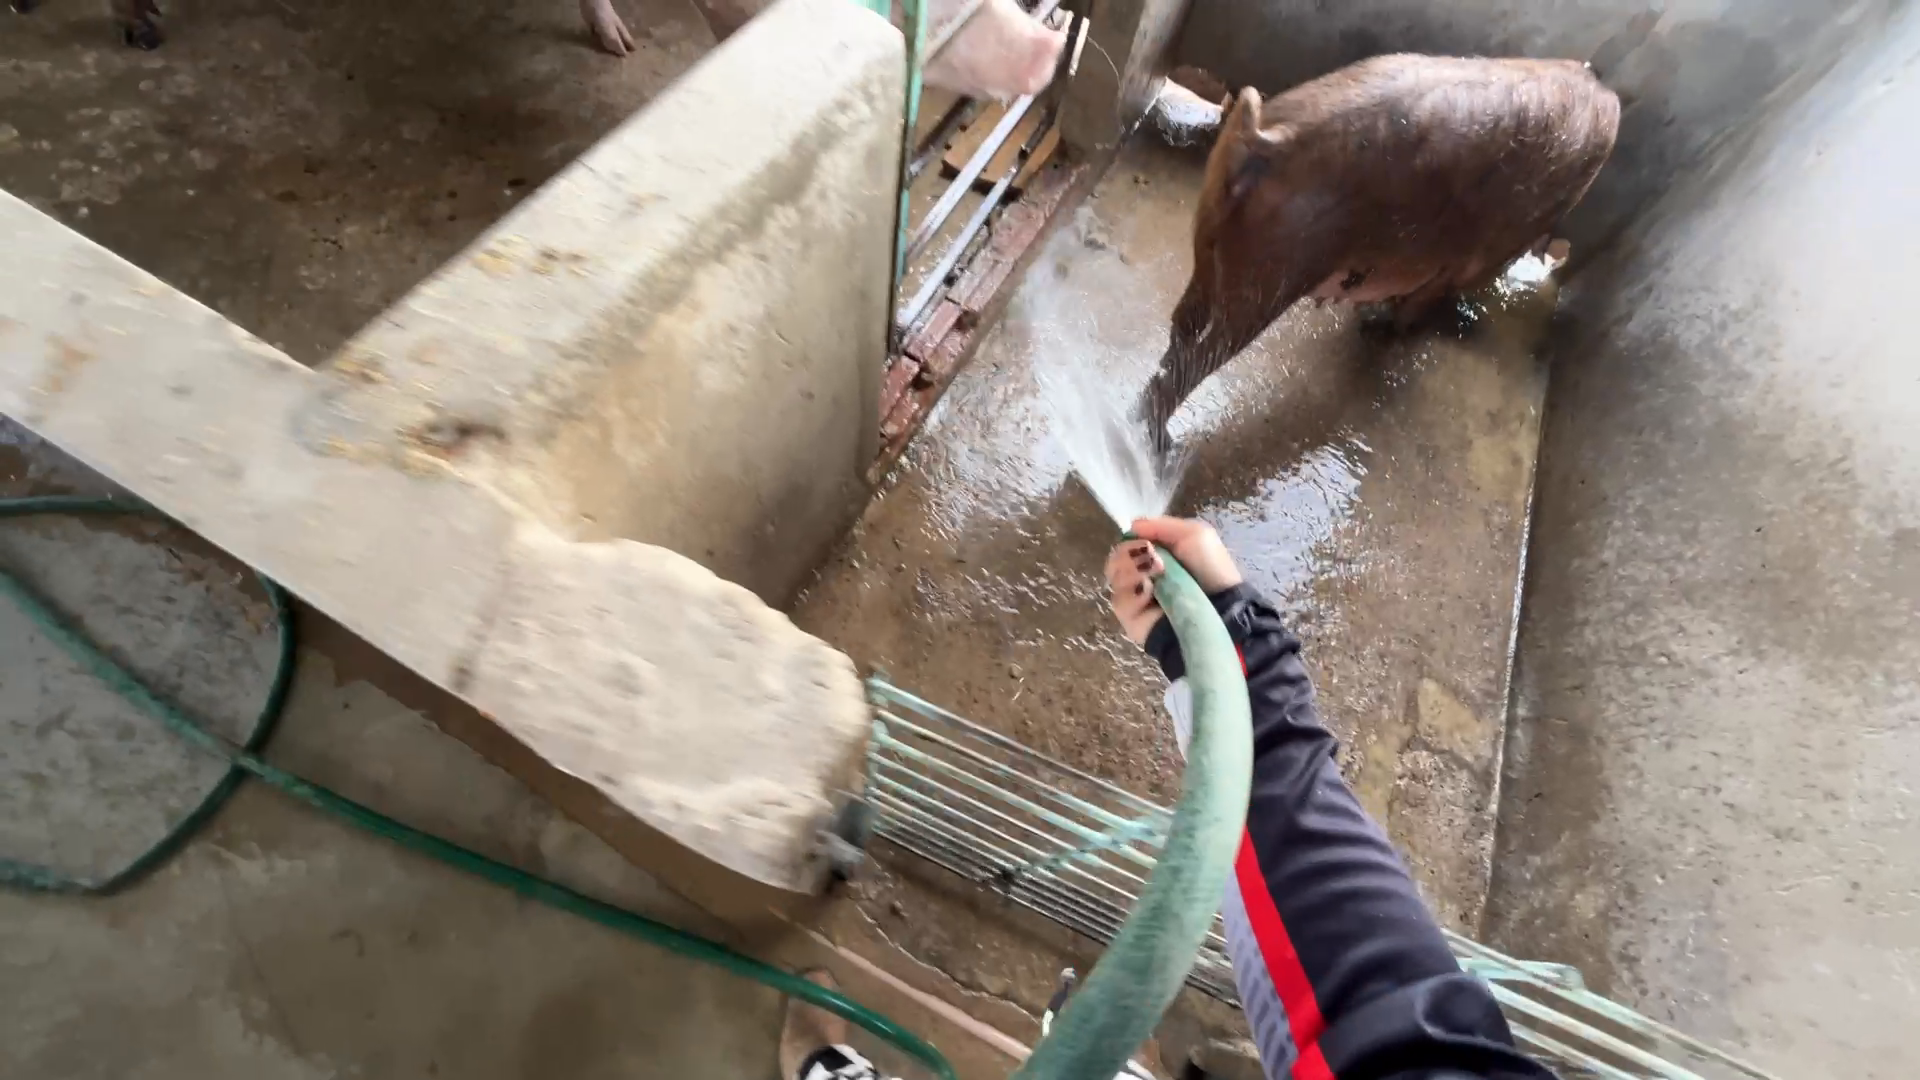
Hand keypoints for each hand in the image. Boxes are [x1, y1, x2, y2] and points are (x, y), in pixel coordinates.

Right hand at [1103, 517, 1242, 645]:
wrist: (1219, 607)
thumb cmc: (1211, 568)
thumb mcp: (1195, 534)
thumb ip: (1161, 525)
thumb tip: (1131, 527)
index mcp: (1155, 554)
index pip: (1127, 542)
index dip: (1131, 539)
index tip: (1145, 541)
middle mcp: (1141, 573)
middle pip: (1116, 557)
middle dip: (1129, 553)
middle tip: (1152, 557)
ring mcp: (1134, 596)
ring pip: (1114, 576)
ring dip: (1132, 570)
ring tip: (1155, 575)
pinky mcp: (1130, 617)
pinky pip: (1120, 599)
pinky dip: (1134, 592)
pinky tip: (1149, 593)